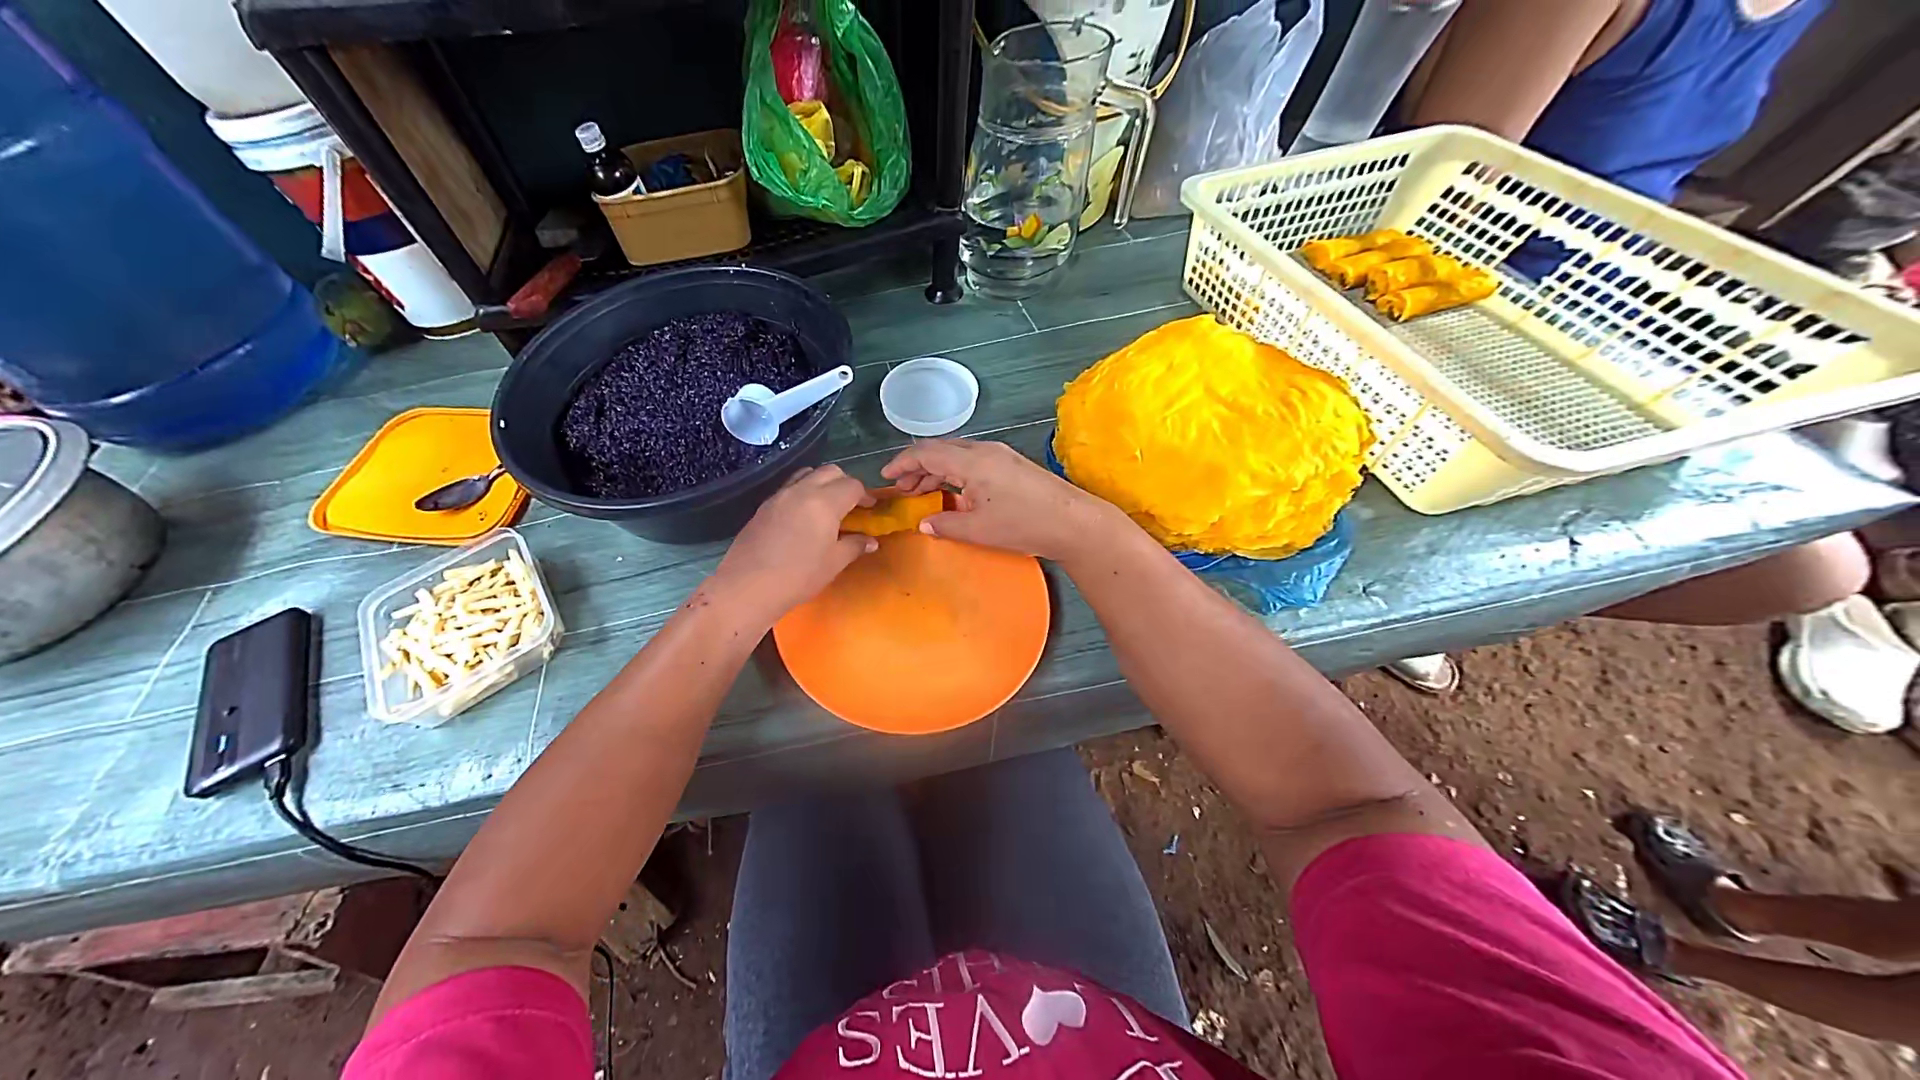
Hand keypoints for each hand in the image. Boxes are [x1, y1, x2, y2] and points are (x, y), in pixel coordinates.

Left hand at [710, 465, 876, 625]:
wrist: (748, 587)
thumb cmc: (799, 576)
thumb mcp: (834, 563)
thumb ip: (855, 546)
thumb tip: (871, 541)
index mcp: (824, 502)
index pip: (852, 485)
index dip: (865, 496)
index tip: (870, 509)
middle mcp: (801, 490)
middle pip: (830, 472)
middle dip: (845, 483)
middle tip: (850, 506)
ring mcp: (779, 496)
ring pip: (806, 474)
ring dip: (822, 483)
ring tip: (826, 507)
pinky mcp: (764, 506)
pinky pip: (789, 488)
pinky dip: (802, 492)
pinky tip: (803, 517)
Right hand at [879, 440, 1130, 563]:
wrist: (1074, 522)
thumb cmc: (1024, 525)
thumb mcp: (978, 530)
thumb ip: (945, 524)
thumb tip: (924, 523)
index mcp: (971, 461)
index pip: (926, 453)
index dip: (902, 462)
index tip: (886, 476)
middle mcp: (984, 450)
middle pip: (941, 450)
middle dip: (917, 466)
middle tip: (901, 487)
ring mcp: (1000, 455)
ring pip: (957, 455)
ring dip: (936, 470)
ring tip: (922, 491)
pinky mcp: (1011, 465)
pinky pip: (973, 461)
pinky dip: (955, 473)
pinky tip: (953, 493)